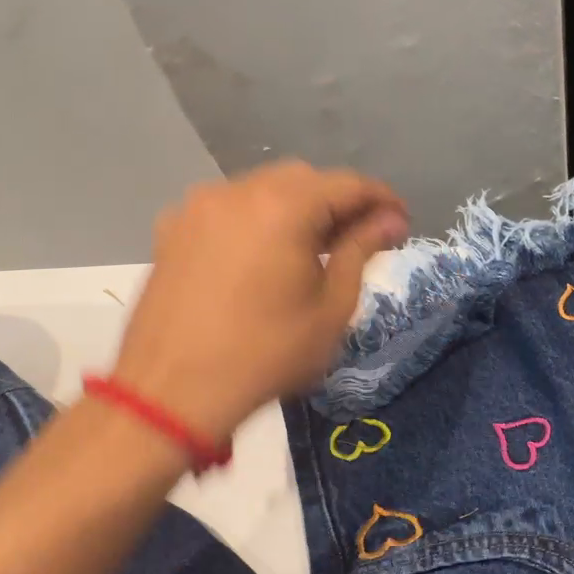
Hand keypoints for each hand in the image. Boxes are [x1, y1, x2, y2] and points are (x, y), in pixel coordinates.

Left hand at [111, 161, 407, 441]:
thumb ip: (361, 250)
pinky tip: (270, 254)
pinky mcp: (173, 231)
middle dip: (340, 201)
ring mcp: (198, 209)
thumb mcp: (332, 306)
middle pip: (305, 179)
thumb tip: (390, 221)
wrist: (170, 395)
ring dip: (300, 207)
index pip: (348, 184)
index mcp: (283, 208)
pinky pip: (230, 208)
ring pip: (265, 189)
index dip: (382, 200)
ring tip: (319, 247)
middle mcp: (237, 193)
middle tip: (364, 238)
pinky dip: (260, 218)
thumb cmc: (267, 353)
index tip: (402, 225)